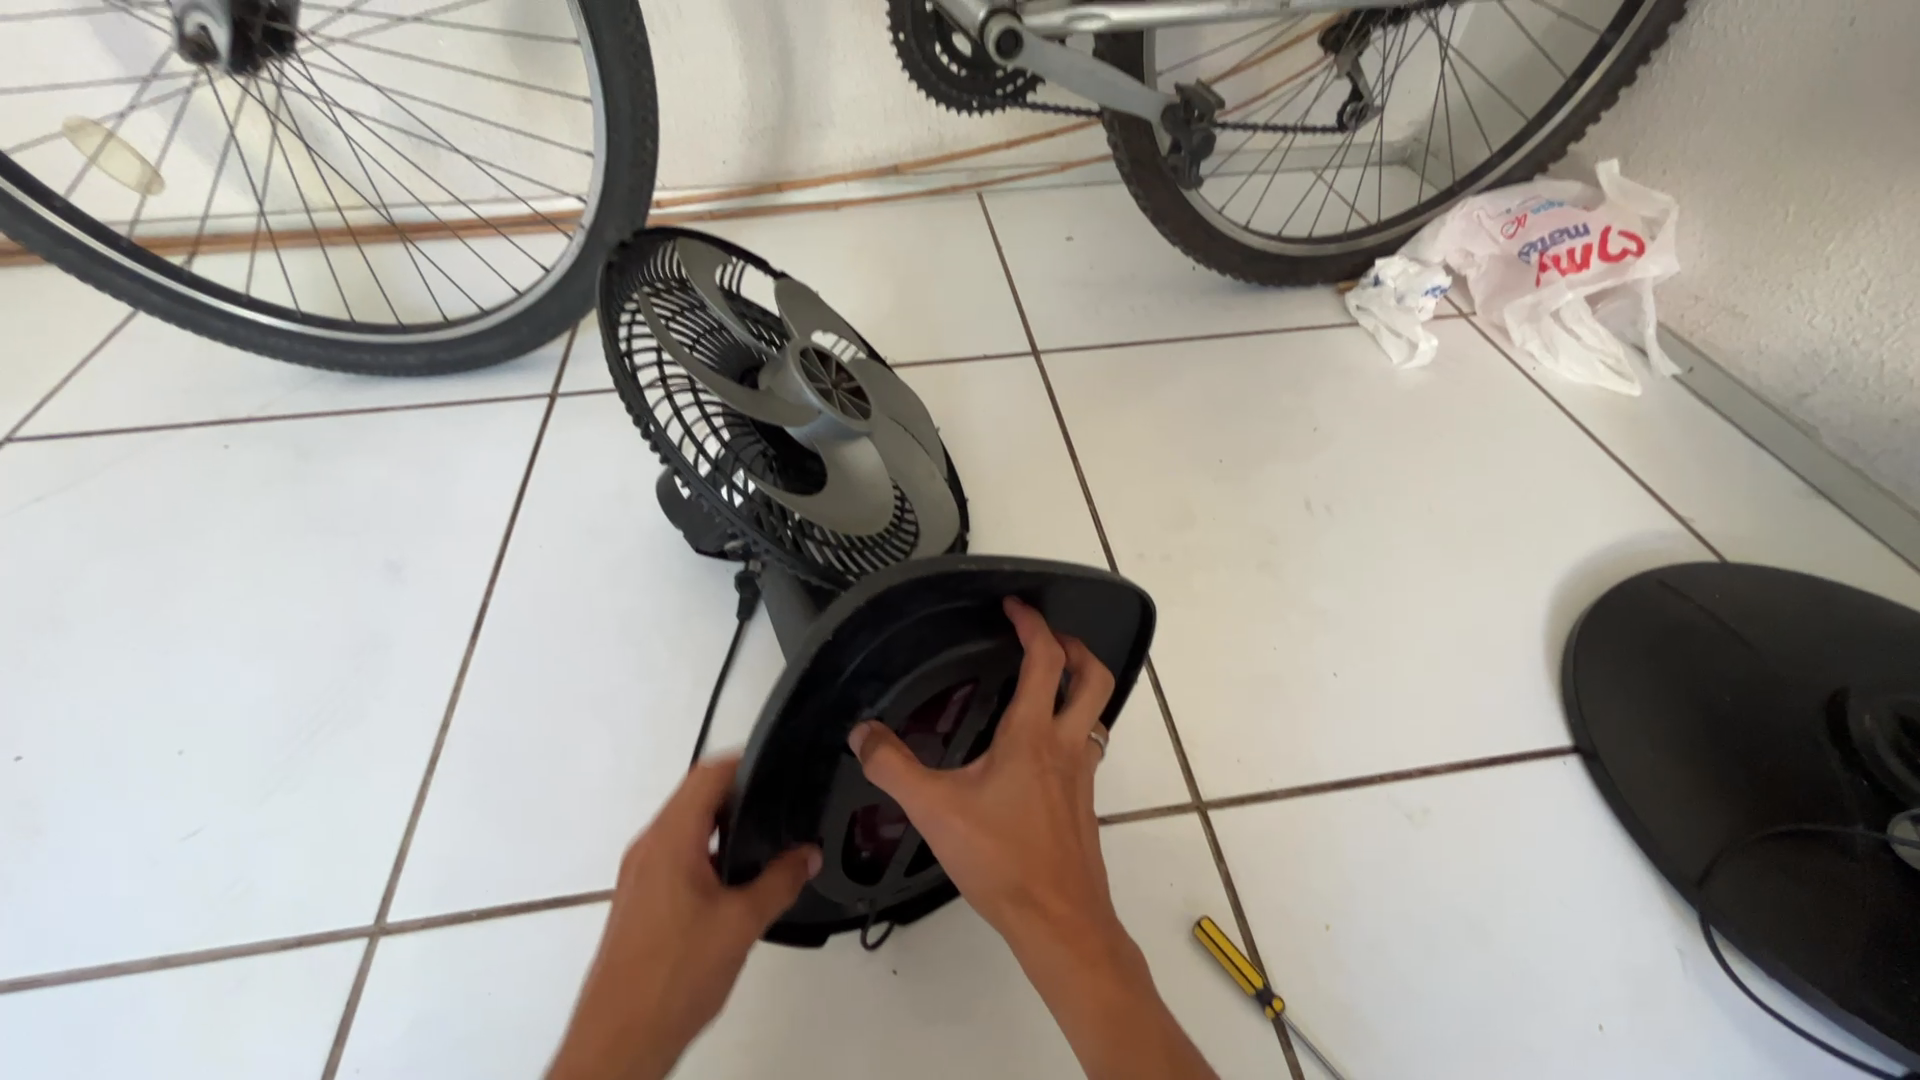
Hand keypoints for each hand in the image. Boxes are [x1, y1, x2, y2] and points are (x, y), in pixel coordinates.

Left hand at [548, 756, 820, 1079]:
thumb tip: (808, 856)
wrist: (619, 1041)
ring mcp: (639, 874)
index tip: (780, 765)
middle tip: (781, 802)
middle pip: (695, 796)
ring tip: (766, 838)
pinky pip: (677, 854)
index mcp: (670, 840)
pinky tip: (737, 879)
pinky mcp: (639, 899)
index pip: (708, 774)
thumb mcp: (743, 923)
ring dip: (723, 824)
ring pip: (686, 826)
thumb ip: (781, 880)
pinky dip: (707, 850)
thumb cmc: (675, 976)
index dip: (745, 761)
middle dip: (739, 794)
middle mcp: (648, 848)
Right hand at [847, 596, 1117, 951]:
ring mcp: (1082, 774)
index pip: (1045, 660)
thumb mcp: (934, 810)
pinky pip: (1087, 745)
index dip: (1034, 624)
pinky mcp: (1084, 801)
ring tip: (1044, 685)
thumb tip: (862, 733)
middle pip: (1094, 677)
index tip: (1016, 607)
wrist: (1059, 920)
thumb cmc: (1001, 860)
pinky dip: (1071, 726)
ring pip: (1096, 712)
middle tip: (1047, 638)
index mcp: (1032, 735)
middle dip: (1075, 647)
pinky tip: (1039, 750)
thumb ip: (893, 768)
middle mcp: (1065, 745)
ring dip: (1077, 687)